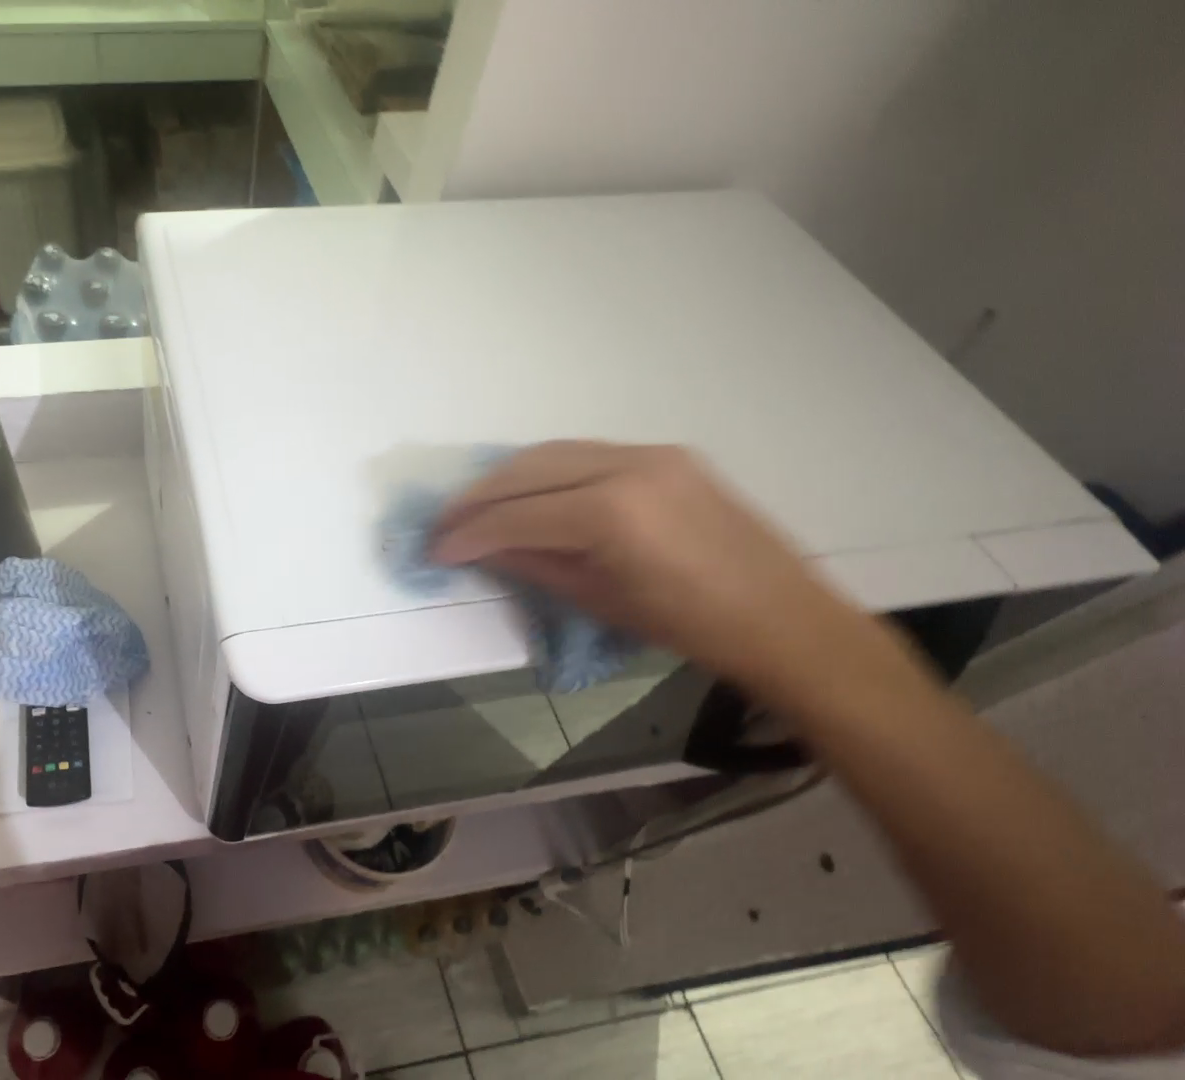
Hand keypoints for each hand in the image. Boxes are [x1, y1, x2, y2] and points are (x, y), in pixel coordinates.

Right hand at [431, 441, 874, 695]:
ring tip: (476, 508)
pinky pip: (587, 454)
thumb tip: (481, 549)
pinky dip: (547, 471)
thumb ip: (534, 564)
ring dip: (508, 478)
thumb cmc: (690, 628)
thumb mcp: (599, 600)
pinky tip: (528, 494)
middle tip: (443, 524)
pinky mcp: (666, 455)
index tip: (434, 548)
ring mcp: (651, 454)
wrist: (784, 619)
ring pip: (553, 453)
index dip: (468, 533)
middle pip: (527, 470)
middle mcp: (627, 466)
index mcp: (612, 513)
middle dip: (477, 497)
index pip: (517, 515)